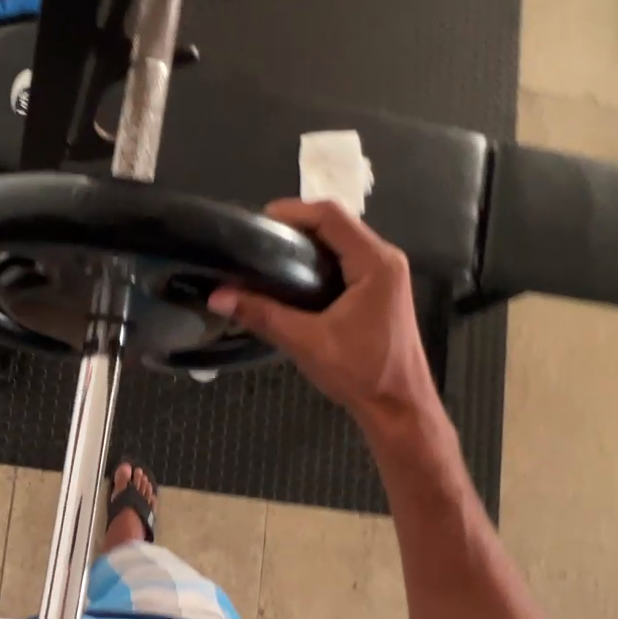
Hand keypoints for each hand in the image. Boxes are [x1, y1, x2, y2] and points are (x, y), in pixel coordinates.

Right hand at [208, 199, 439, 423]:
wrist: (399, 407)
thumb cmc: (361, 372)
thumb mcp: (306, 342)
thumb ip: (262, 315)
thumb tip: (218, 297)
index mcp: (375, 263)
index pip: (331, 216)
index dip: (292, 211)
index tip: (257, 222)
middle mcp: (385, 260)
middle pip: (337, 224)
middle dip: (295, 226)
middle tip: (256, 241)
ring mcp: (385, 276)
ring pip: (341, 243)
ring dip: (306, 244)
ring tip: (267, 256)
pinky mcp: (380, 291)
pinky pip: (346, 261)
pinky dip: (318, 261)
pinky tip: (291, 279)